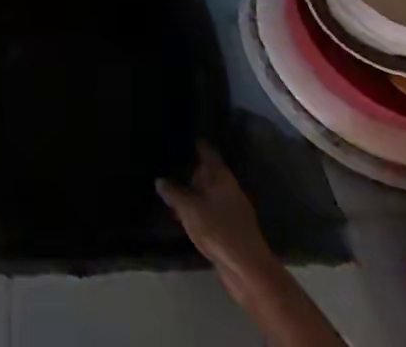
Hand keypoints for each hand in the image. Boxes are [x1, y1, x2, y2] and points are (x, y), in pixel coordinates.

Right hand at [156, 143, 274, 277]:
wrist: (246, 267)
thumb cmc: (218, 230)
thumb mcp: (190, 209)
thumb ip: (174, 193)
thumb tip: (160, 180)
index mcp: (221, 176)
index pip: (206, 151)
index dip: (192, 144)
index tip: (175, 138)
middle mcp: (227, 187)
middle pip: (206, 171)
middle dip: (187, 169)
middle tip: (164, 165)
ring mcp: (229, 207)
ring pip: (206, 192)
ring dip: (190, 191)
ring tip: (167, 189)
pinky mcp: (228, 226)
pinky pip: (208, 210)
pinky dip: (195, 208)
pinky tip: (180, 214)